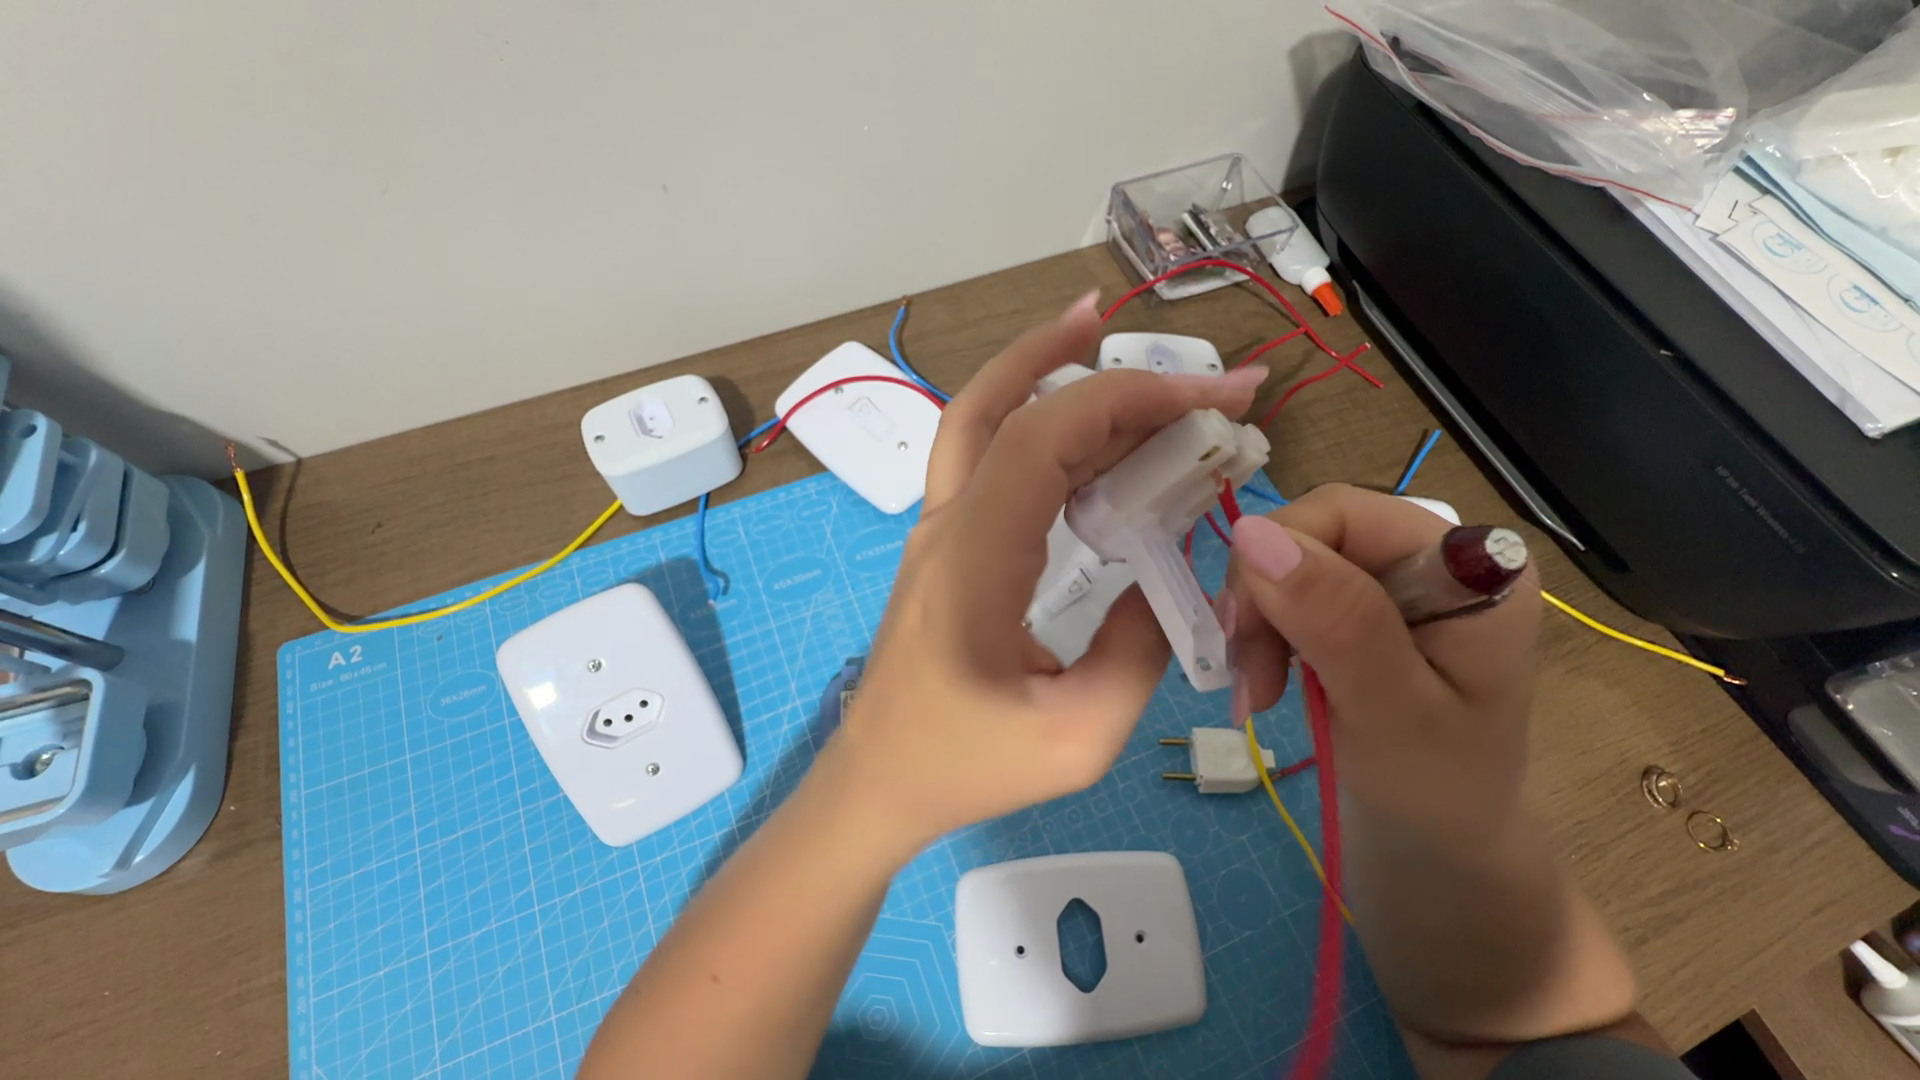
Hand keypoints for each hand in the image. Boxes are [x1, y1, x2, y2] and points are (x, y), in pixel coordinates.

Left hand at [822, 292, 1267, 851]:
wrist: (878, 783)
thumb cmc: (966, 767)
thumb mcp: (1079, 736)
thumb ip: (1139, 650)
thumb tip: (1173, 565)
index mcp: (973, 560)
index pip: (1040, 439)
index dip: (1123, 401)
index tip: (1207, 398)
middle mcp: (948, 524)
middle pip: (1006, 408)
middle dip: (1098, 370)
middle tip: (1193, 365)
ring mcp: (940, 528)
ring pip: (984, 418)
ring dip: (1048, 369)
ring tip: (1121, 339)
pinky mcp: (949, 543)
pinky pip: (990, 458)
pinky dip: (1036, 419)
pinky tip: (1085, 423)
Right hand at [1224, 484, 1542, 841]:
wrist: (1440, 833)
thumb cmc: (1433, 786)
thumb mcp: (1389, 710)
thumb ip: (1337, 621)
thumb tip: (1252, 532)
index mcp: (1469, 566)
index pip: (1342, 512)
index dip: (1276, 562)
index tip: (1246, 641)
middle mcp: (1436, 552)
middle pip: (1311, 531)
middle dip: (1262, 599)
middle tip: (1249, 678)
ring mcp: (1400, 574)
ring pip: (1290, 557)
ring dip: (1257, 620)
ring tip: (1258, 689)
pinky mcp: (1369, 598)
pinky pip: (1292, 586)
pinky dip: (1265, 630)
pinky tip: (1267, 676)